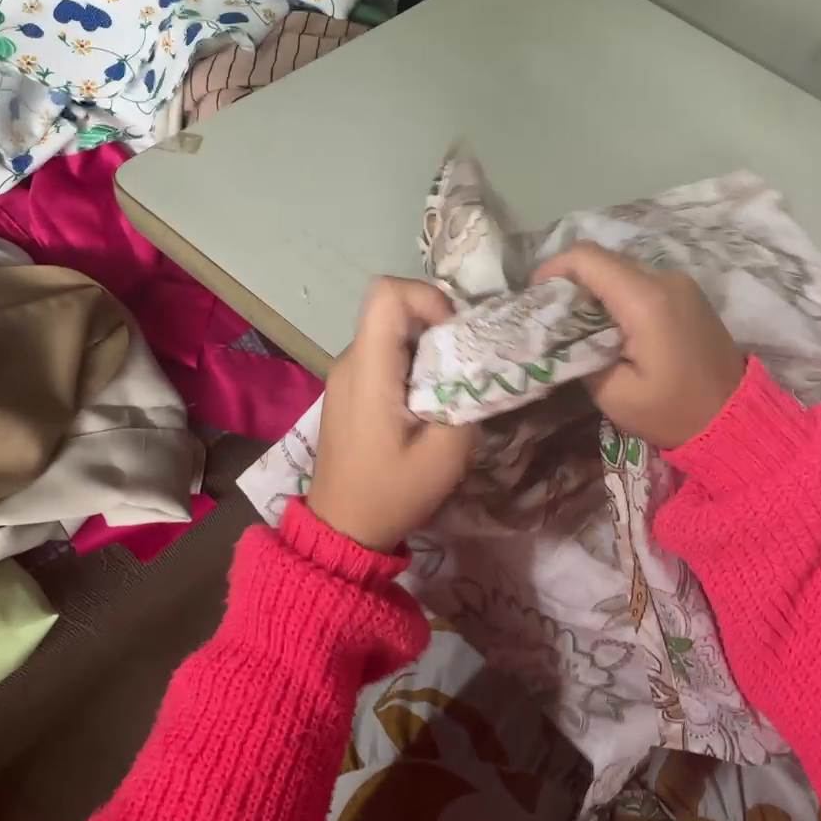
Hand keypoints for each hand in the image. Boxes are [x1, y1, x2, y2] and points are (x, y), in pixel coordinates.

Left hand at [306, 277, 478, 551]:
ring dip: (427, 349)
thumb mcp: (446, 456)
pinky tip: (427, 404)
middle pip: (394, 310)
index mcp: (369, 369)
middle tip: (465, 367)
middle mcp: (351, 360)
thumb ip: (469, 403)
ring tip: (450, 389)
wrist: (342, 528)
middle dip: (437, 327)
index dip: (428, 298)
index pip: (387, 293)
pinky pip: (385, 355)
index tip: (454, 337)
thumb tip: (479, 371)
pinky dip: (412, 366)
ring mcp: (347, 374)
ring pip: (392, 332)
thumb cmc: (390, 493)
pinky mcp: (350, 388)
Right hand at [531, 242, 744, 447]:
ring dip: (593, 287)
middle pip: (603, 259)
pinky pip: (640, 280)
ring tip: (575, 323)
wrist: (736, 419)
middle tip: (549, 314)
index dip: (552, 269)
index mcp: (645, 300)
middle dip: (569, 280)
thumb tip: (560, 334)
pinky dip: (616, 293)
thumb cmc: (673, 411)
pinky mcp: (687, 293)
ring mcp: (680, 282)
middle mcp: (665, 278)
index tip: (534, 296)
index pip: (587, 258)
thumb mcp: (614, 395)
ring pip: (621, 267)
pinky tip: (607, 325)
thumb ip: (580, 356)